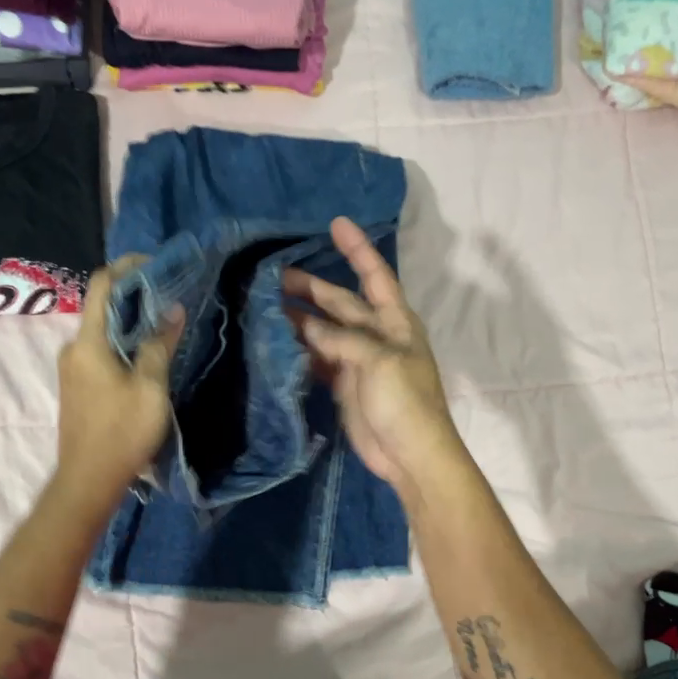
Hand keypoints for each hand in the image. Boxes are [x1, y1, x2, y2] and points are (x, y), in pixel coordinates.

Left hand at [52, 258, 185, 510]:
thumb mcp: (151, 387)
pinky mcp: (78, 389)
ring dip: (131, 324)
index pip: (102, 285)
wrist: (88, 481)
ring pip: (103, 333)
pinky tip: (148, 357)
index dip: (128, 268)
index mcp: (88, 341)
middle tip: (170, 296)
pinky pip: (101, 353)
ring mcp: (73, 370)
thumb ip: (160, 345)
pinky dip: (123, 345)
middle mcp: (73, 349)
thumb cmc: (121, 431)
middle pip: (102, 308)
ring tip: (165, 325)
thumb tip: (172, 309)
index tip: (157, 266)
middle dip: (135, 297)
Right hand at [283, 218, 467, 506]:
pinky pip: (319, 359)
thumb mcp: (379, 362)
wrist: (410, 454)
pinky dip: (301, 350)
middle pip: (341, 302)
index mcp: (395, 322)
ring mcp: (359, 361)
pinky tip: (278, 343)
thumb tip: (306, 328)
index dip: (357, 250)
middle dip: (311, 287)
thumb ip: (342, 340)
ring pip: (325, 330)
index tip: (336, 224)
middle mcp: (376, 335)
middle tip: (274, 275)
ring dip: (300, 318)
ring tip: (267, 306)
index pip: (375, 276)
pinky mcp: (345, 385)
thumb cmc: (405, 402)